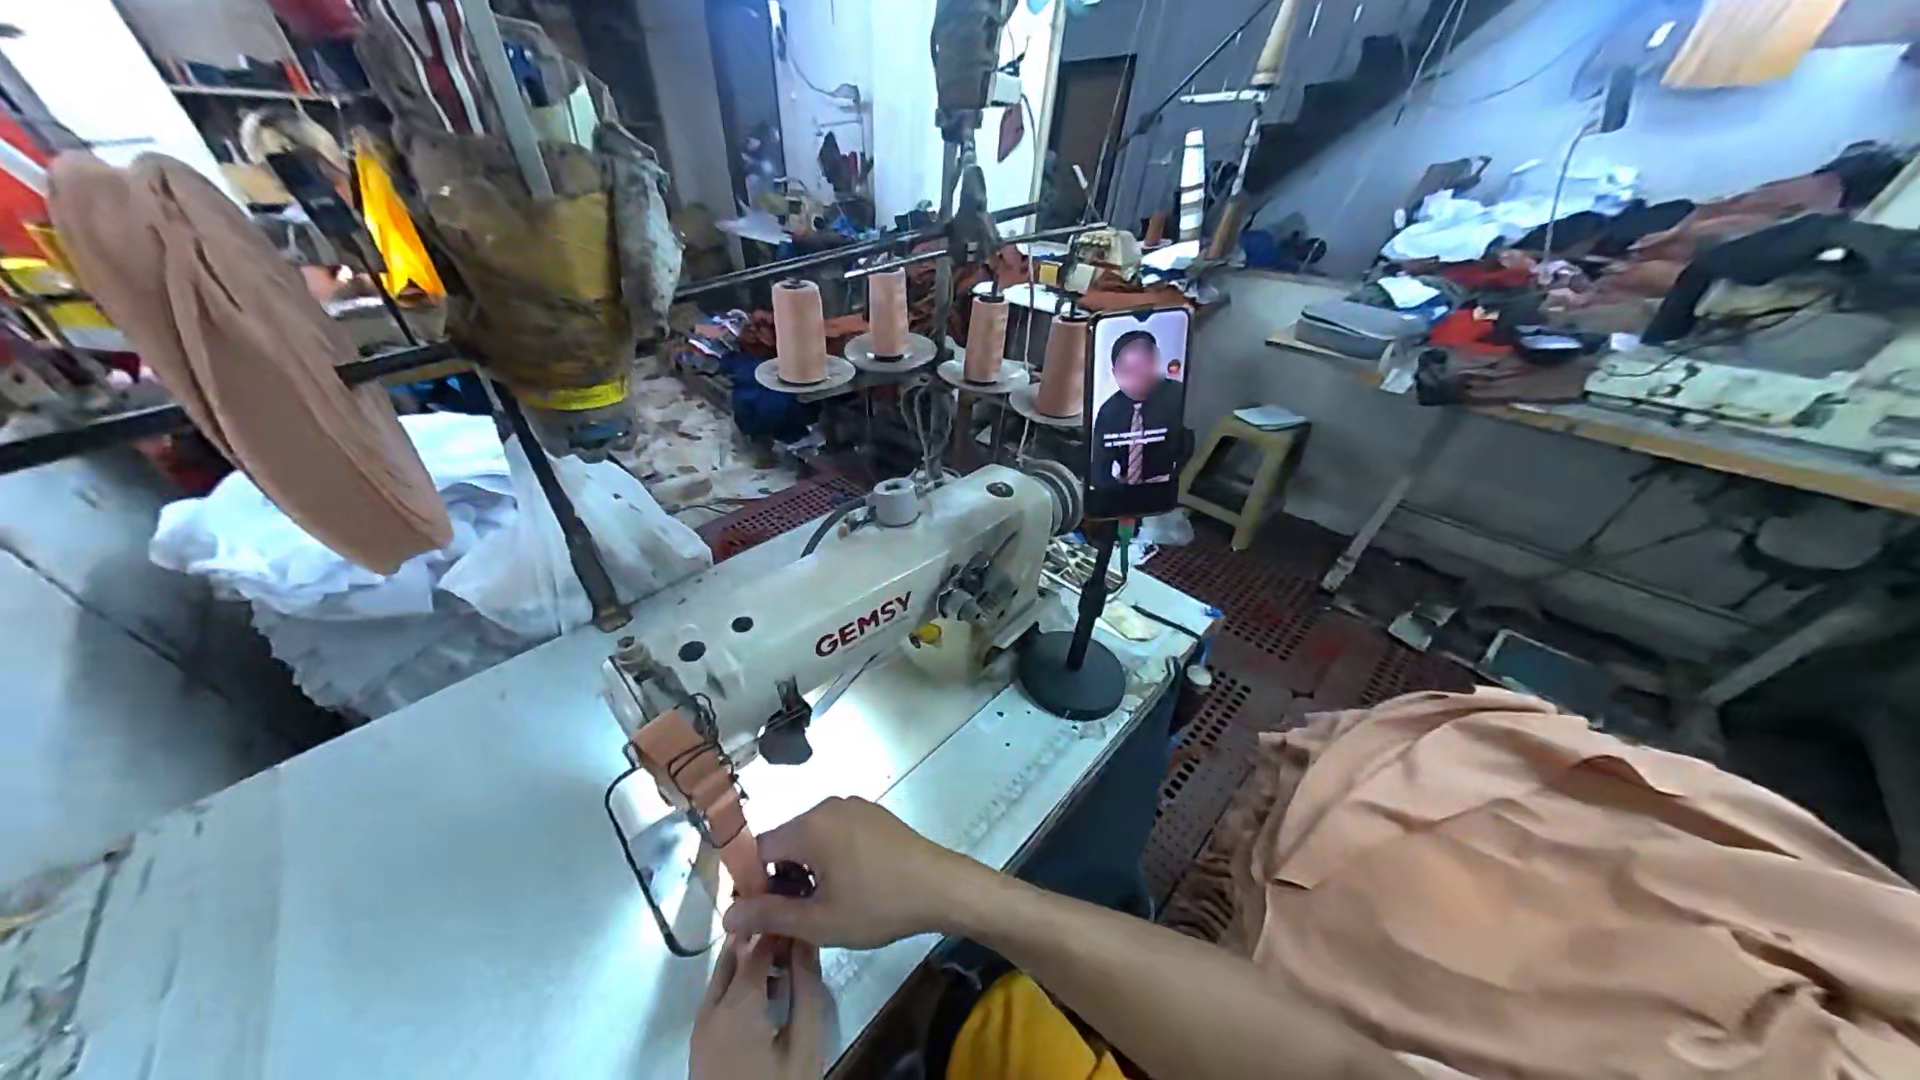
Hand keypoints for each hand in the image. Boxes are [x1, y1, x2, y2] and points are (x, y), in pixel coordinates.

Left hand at [690, 936, 828, 1079]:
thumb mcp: (805, 1045)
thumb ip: (806, 988)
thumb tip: (807, 939)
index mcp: (734, 1006)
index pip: (758, 944)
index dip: (782, 925)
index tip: (806, 914)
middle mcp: (709, 1009)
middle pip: (735, 954)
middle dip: (764, 937)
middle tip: (798, 932)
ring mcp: (700, 1028)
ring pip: (724, 974)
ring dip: (752, 960)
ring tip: (789, 961)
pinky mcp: (700, 1044)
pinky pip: (720, 996)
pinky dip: (742, 983)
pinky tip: (770, 992)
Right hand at [723, 797, 988, 948]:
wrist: (940, 886)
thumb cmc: (878, 905)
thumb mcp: (820, 920)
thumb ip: (770, 916)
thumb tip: (727, 916)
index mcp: (810, 825)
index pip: (759, 849)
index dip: (753, 884)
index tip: (765, 916)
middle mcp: (828, 805)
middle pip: (785, 840)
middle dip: (781, 877)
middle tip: (795, 917)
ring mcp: (853, 805)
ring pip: (810, 837)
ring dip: (806, 868)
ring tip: (823, 905)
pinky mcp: (871, 813)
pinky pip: (834, 831)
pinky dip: (829, 855)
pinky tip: (847, 884)